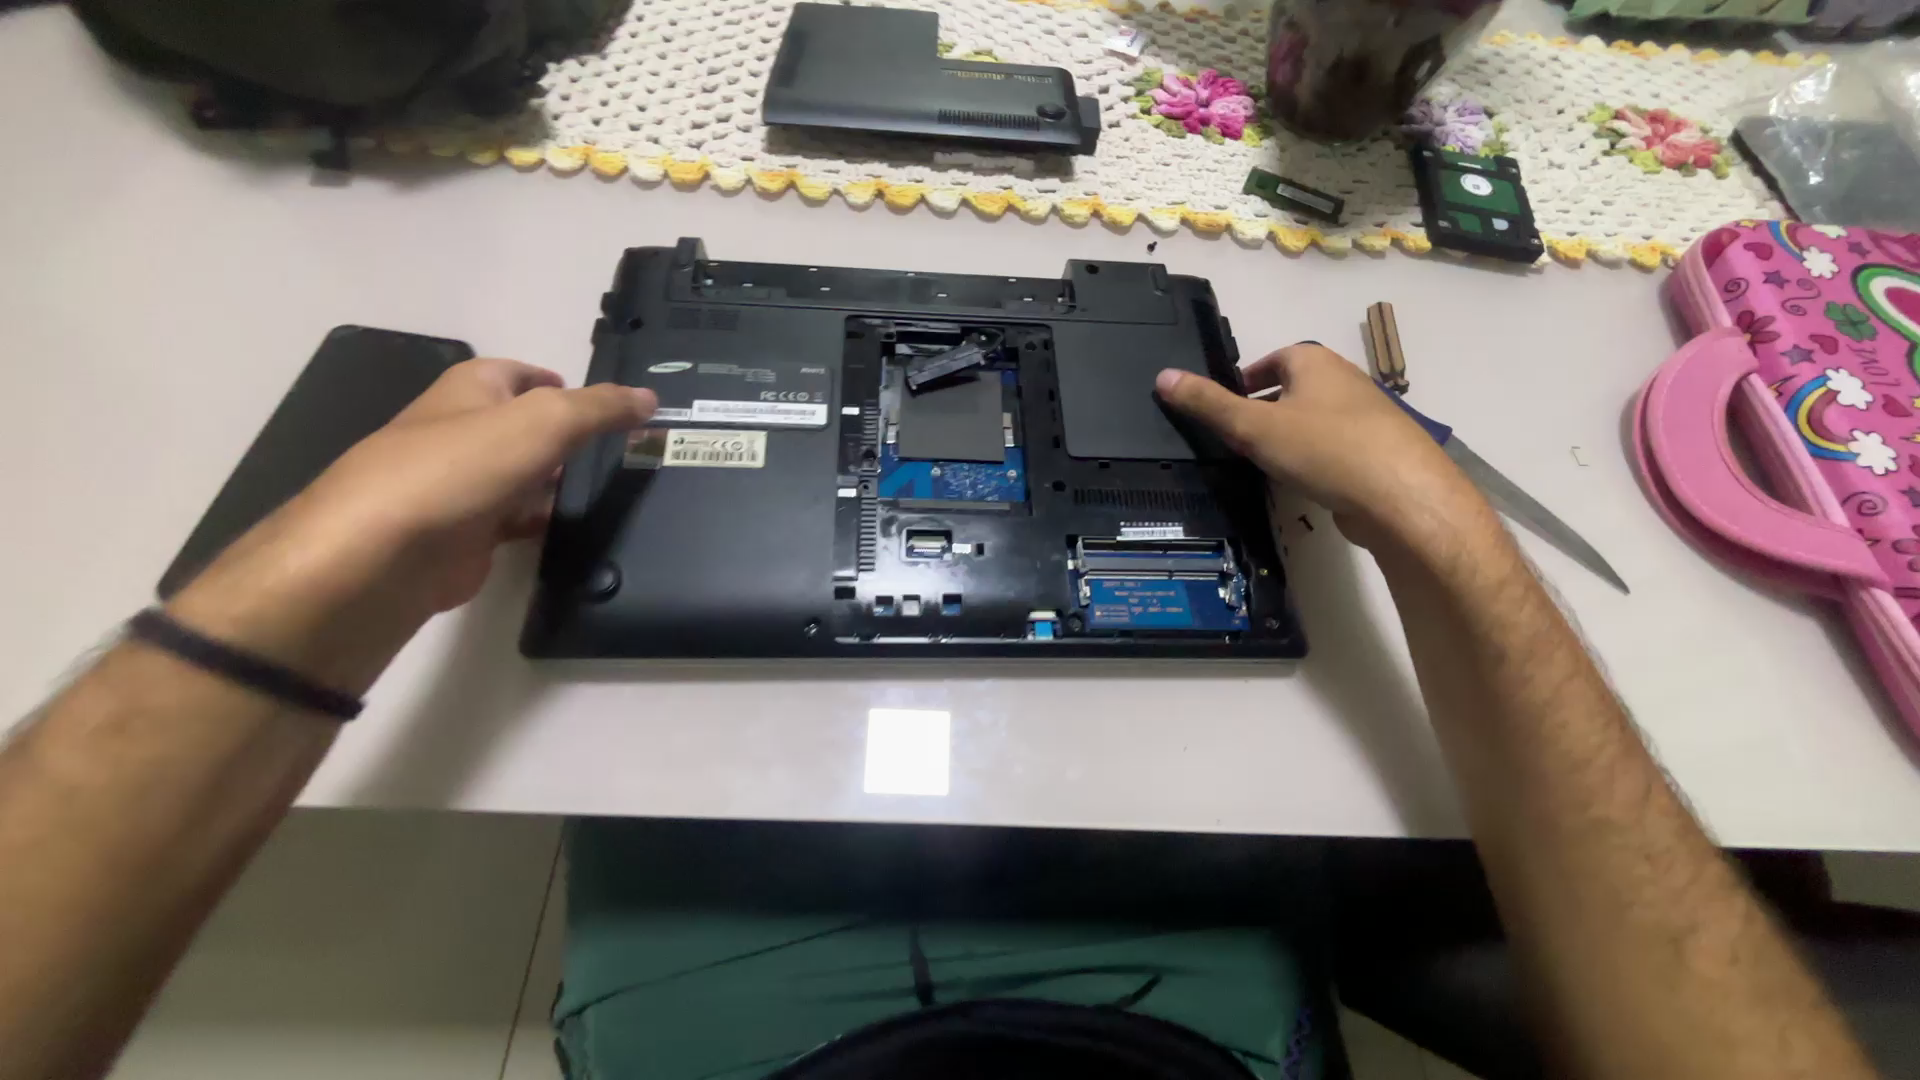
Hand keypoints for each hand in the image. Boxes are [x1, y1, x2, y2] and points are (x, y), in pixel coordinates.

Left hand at [167, 359, 655, 690]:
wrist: (386, 555)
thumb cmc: (459, 469)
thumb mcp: (543, 421)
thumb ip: (600, 408)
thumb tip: (649, 398)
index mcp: (470, 390)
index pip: (523, 373)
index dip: (565, 383)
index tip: (614, 405)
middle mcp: (464, 431)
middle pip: (530, 426)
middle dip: (574, 435)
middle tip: (630, 447)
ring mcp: (465, 485)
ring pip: (529, 475)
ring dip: (565, 480)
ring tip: (621, 487)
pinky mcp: (471, 532)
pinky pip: (522, 518)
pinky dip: (550, 520)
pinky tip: (585, 527)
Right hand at [1155, 343, 1488, 549]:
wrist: (1401, 496)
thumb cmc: (1323, 449)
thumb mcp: (1253, 427)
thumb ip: (1207, 404)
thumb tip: (1162, 376)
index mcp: (1314, 362)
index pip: (1272, 359)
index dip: (1245, 380)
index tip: (1224, 406)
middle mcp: (1344, 380)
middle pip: (1293, 389)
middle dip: (1263, 410)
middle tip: (1234, 439)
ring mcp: (1365, 417)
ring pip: (1313, 420)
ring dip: (1287, 437)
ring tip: (1261, 464)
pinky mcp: (1377, 451)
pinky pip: (1332, 447)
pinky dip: (1311, 459)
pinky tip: (1300, 483)